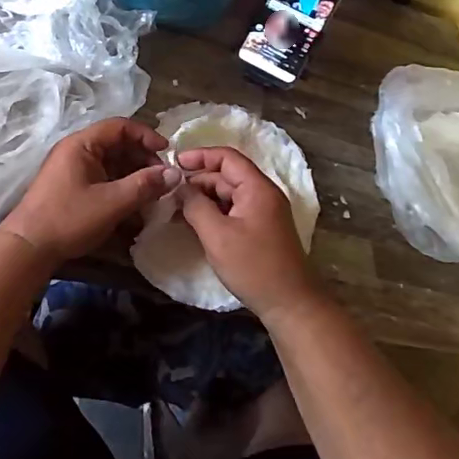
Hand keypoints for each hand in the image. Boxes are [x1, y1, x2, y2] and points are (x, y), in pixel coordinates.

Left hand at [3, 118, 178, 264]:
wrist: (27, 250)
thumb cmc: (69, 219)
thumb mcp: (113, 202)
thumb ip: (145, 185)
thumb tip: (175, 174)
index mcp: (82, 145)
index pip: (121, 126)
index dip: (146, 135)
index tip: (166, 152)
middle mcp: (77, 151)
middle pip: (118, 144)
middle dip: (144, 160)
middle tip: (163, 178)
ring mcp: (73, 170)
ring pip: (113, 164)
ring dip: (135, 176)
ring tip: (153, 194)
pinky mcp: (72, 188)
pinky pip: (104, 179)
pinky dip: (122, 188)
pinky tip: (135, 206)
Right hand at [176, 147, 324, 322]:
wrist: (289, 302)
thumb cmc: (253, 266)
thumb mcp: (217, 235)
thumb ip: (196, 206)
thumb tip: (181, 188)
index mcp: (257, 187)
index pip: (227, 157)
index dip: (200, 156)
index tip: (174, 163)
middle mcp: (263, 193)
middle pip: (227, 175)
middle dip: (197, 181)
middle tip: (169, 193)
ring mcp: (264, 211)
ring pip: (229, 194)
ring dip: (203, 199)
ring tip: (175, 210)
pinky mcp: (261, 229)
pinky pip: (234, 210)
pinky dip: (214, 213)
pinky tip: (193, 224)